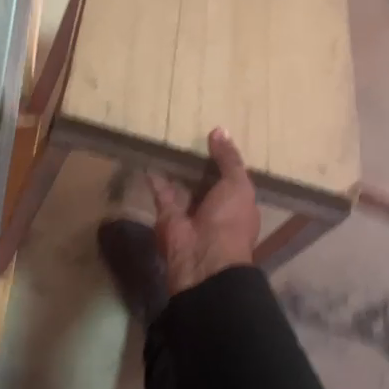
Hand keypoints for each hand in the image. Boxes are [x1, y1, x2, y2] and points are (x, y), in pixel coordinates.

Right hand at [148, 128, 261, 292]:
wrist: (203, 259)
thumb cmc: (230, 220)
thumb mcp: (238, 185)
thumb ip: (229, 159)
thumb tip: (220, 130)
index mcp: (238, 204)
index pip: (232, 178)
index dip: (225, 160)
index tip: (214, 137)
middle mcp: (215, 209)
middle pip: (206, 182)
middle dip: (199, 163)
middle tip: (189, 135)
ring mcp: (190, 214)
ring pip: (183, 186)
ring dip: (177, 169)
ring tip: (170, 141)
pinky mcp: (168, 216)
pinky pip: (162, 192)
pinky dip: (155, 178)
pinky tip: (150, 157)